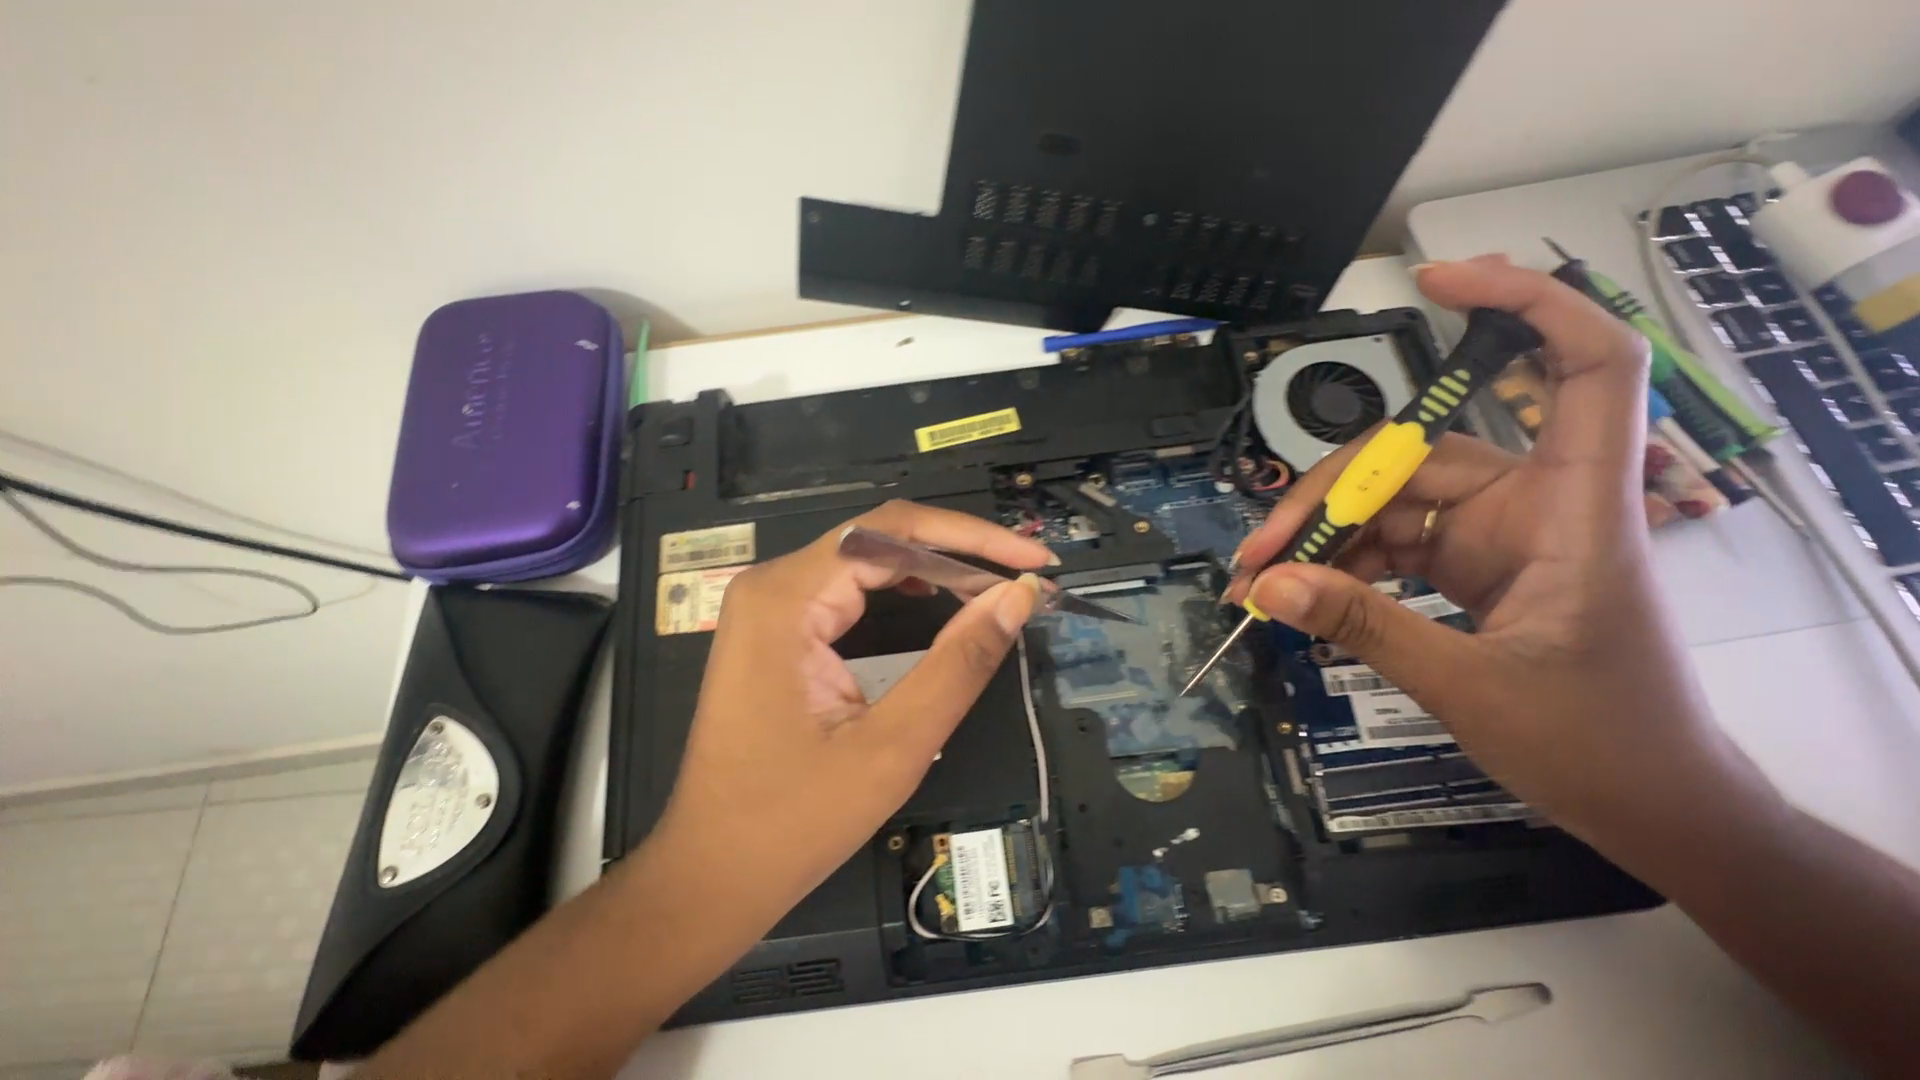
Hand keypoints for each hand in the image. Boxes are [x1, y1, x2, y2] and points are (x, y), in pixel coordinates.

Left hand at [656, 500, 1050, 921]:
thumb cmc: (795, 819)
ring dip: (932, 571)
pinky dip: (897, 593)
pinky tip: (935, 604)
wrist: (712, 874)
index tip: (1033, 562)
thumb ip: (960, 663)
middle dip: (957, 553)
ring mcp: (766, 610)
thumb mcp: (894, 744)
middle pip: (877, 540)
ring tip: (993, 591)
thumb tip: (1018, 596)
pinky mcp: (773, 635)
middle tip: (1023, 582)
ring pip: (863, 563)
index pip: (891, 532)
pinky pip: (844, 593)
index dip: (971, 538)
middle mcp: (771, 587)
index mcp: (786, 599)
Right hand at [1228, 257, 1726, 838]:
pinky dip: (1343, 569)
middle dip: (1330, 499)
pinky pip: (1393, 547)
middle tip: (1260, 555)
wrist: (1653, 810)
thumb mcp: (1468, 687)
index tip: (1438, 281)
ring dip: (1322, 542)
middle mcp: (1534, 505)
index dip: (1524, 305)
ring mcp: (1499, 537)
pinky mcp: (1473, 570)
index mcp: (1573, 509)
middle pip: (1420, 457)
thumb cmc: (1599, 746)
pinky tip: (1297, 597)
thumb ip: (1366, 628)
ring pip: (1393, 505)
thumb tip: (1271, 586)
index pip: (1581, 368)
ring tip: (1259, 585)